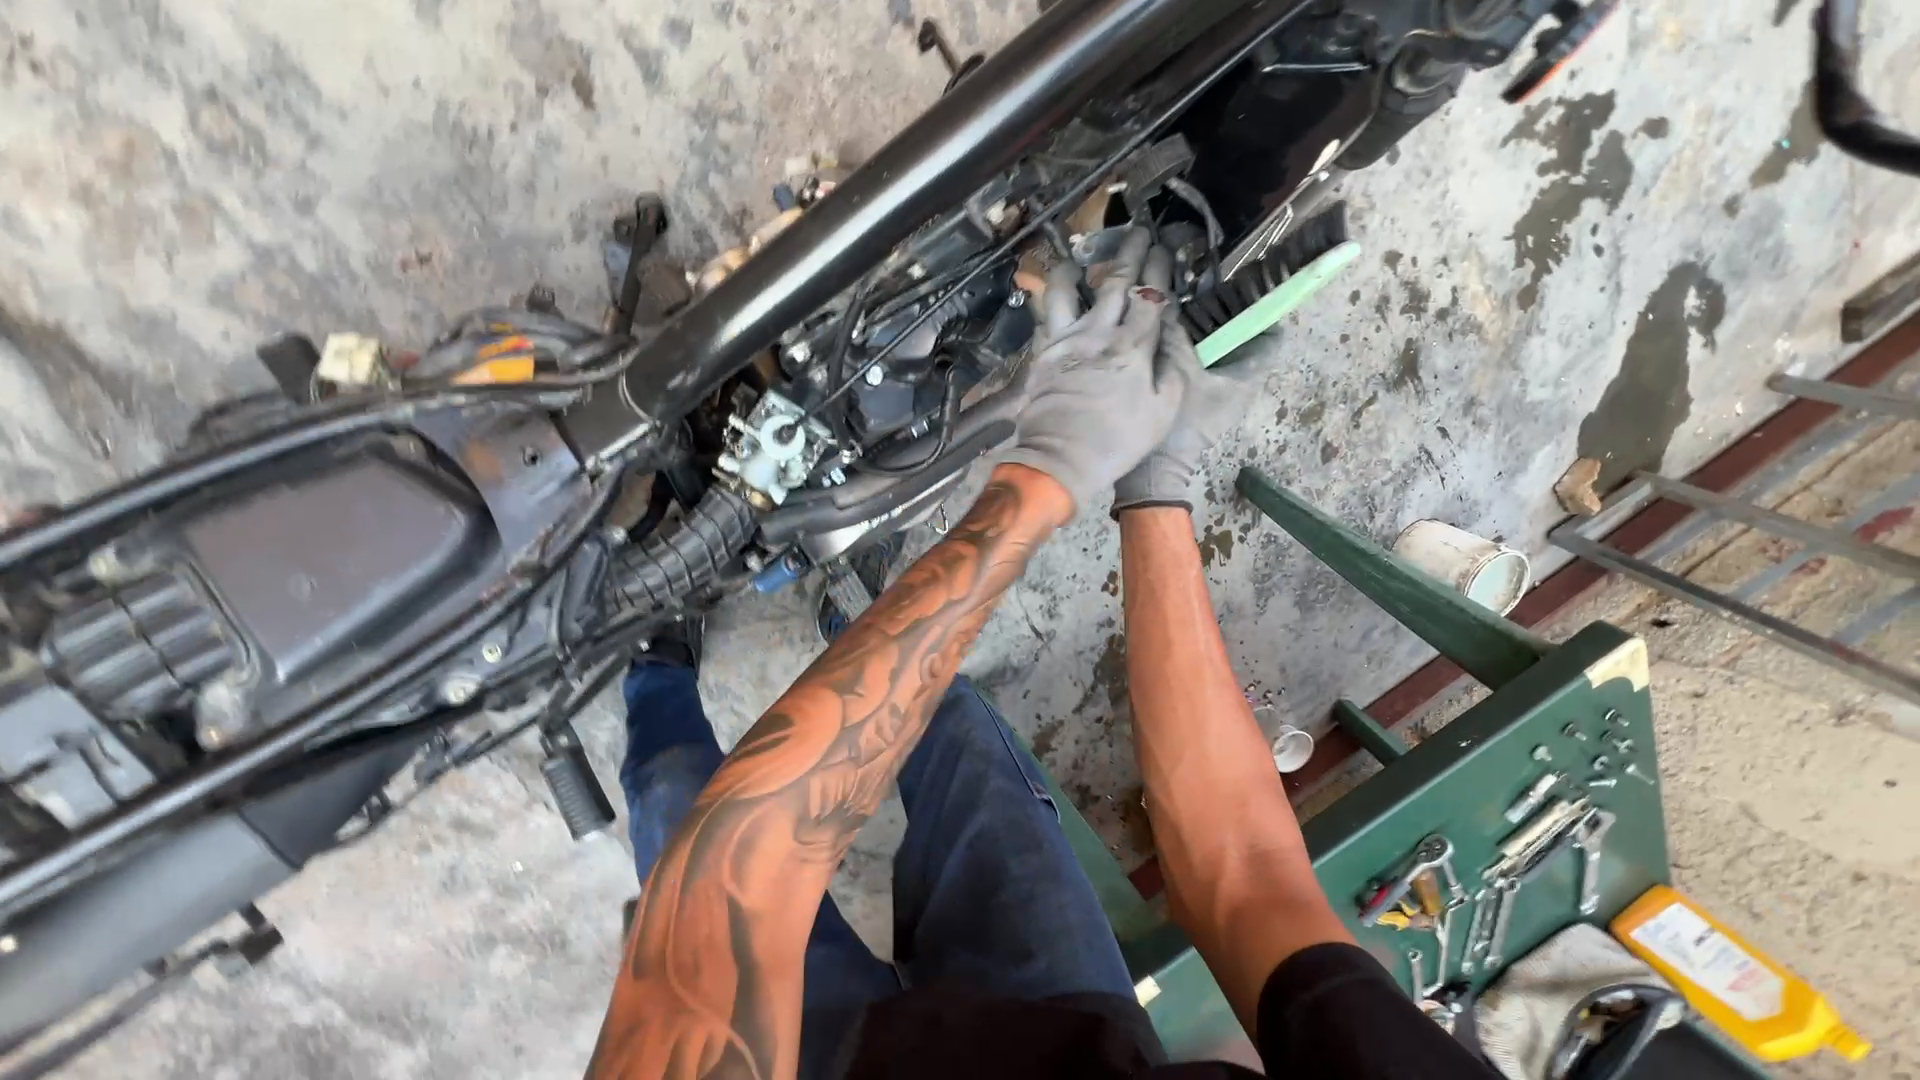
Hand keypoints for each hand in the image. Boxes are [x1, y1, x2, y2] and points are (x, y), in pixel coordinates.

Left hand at [1000, 227, 1186, 514]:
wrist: (1061, 459)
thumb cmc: (1117, 442)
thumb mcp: (1163, 411)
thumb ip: (1171, 368)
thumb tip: (1171, 336)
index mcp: (1134, 348)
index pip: (1151, 295)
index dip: (1160, 268)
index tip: (1165, 248)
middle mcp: (1099, 334)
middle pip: (1117, 282)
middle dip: (1131, 252)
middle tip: (1139, 232)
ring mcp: (1066, 340)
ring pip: (1068, 289)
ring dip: (1078, 268)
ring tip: (1082, 257)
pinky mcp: (1042, 354)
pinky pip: (1046, 316)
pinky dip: (1051, 298)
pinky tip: (1056, 294)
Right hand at [1111, 301, 1281, 515]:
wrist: (1155, 471)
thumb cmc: (1178, 423)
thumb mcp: (1176, 370)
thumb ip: (1175, 332)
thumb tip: (1166, 301)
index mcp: (1249, 376)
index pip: (1271, 333)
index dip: (1258, 307)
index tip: (1236, 288)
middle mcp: (1242, 383)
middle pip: (1243, 338)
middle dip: (1224, 315)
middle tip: (1200, 292)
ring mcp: (1221, 393)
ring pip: (1219, 351)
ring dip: (1204, 332)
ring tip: (1181, 309)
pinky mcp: (1201, 400)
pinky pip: (1202, 365)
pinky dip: (1191, 350)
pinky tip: (1169, 337)